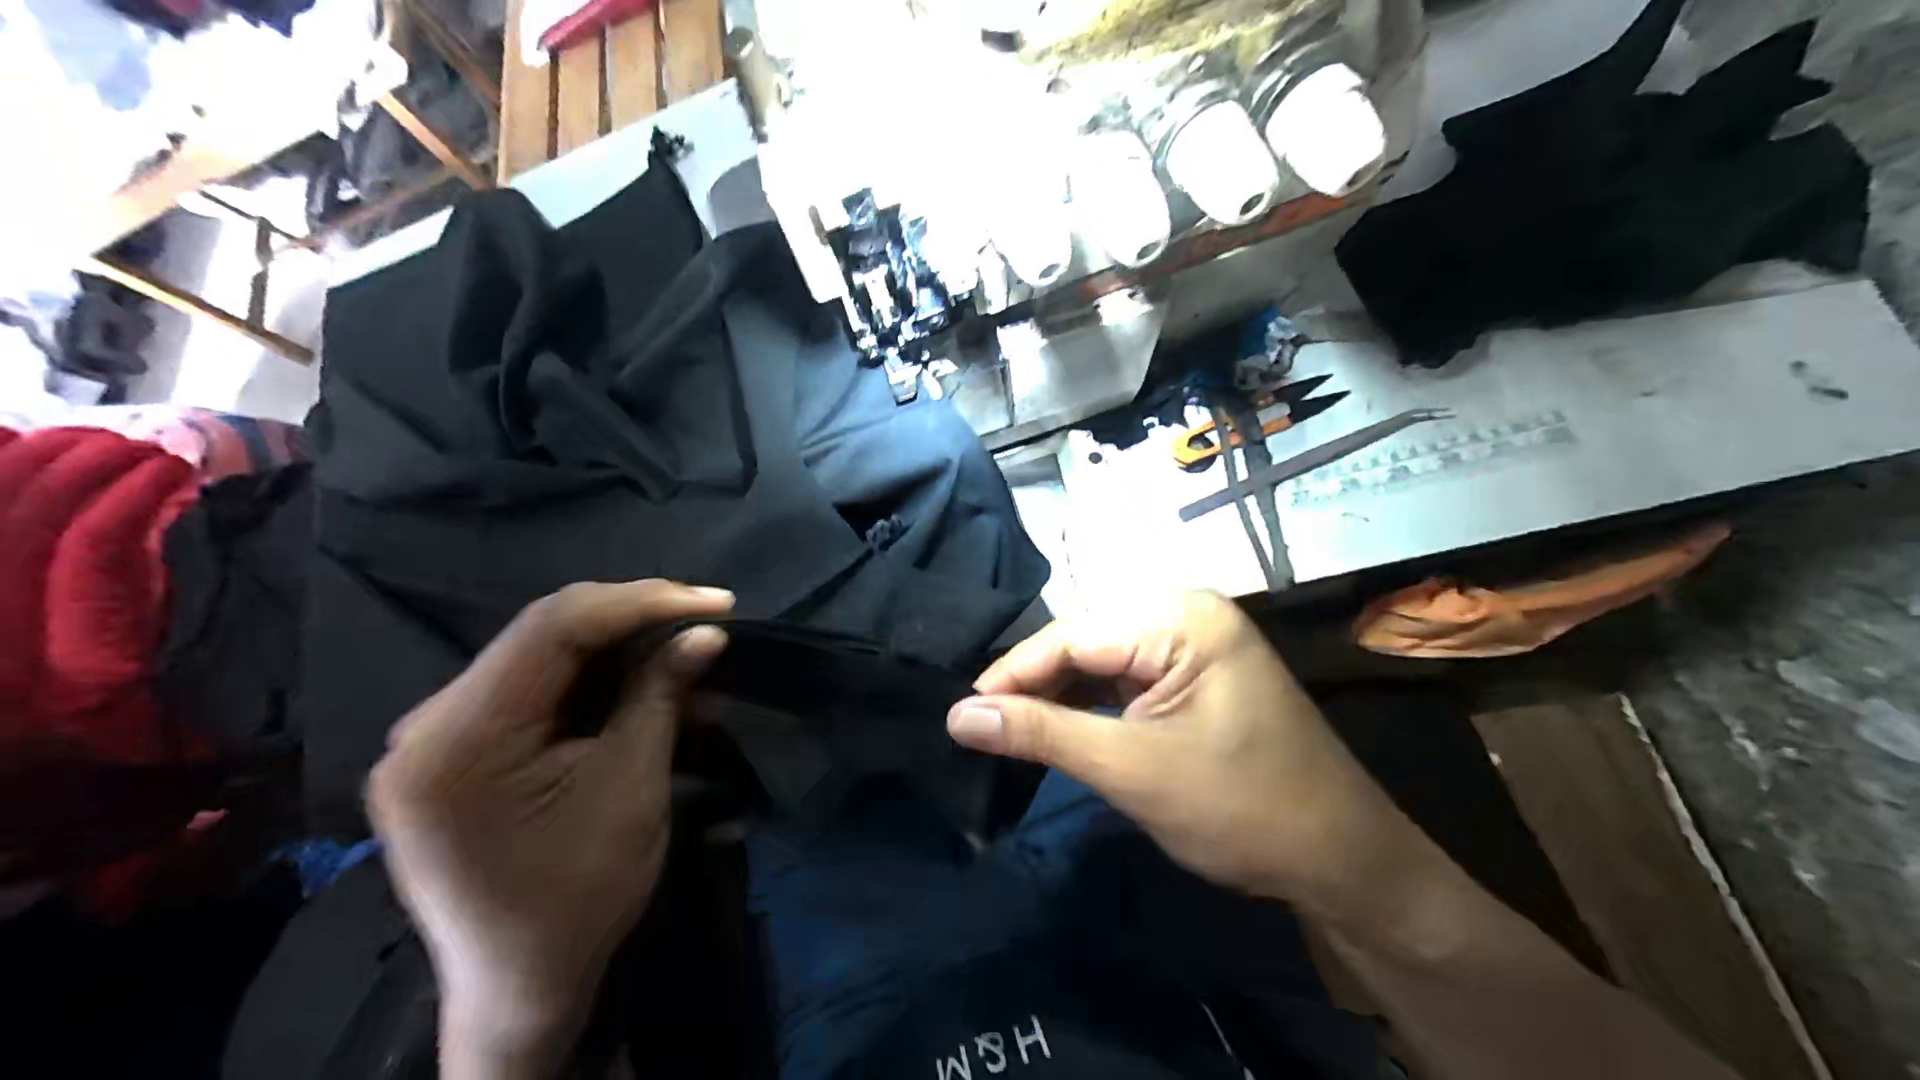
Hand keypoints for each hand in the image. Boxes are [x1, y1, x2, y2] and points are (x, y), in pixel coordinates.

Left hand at [367, 580, 733, 1075]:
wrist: (523, 986)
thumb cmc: (579, 896)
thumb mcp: (631, 787)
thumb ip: (661, 696)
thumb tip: (707, 632)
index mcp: (456, 739)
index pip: (553, 627)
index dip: (642, 601)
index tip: (715, 602)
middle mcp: (430, 724)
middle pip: (546, 635)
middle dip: (637, 621)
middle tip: (709, 619)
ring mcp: (440, 736)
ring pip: (546, 657)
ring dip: (625, 652)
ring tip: (693, 654)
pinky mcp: (462, 749)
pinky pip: (538, 690)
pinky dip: (600, 683)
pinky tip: (652, 687)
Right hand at [947, 591, 1430, 933]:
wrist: (1343, 862)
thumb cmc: (1245, 811)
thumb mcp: (1133, 770)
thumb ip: (1042, 734)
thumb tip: (958, 717)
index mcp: (1183, 618)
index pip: (1074, 634)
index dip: (1012, 673)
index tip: (962, 711)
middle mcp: (1187, 614)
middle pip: (1085, 642)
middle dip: (1033, 684)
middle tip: (979, 724)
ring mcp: (1193, 643)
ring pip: (1100, 661)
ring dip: (1056, 697)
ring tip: (1006, 728)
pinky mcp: (1193, 674)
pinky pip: (1123, 678)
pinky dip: (1088, 706)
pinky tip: (1054, 727)